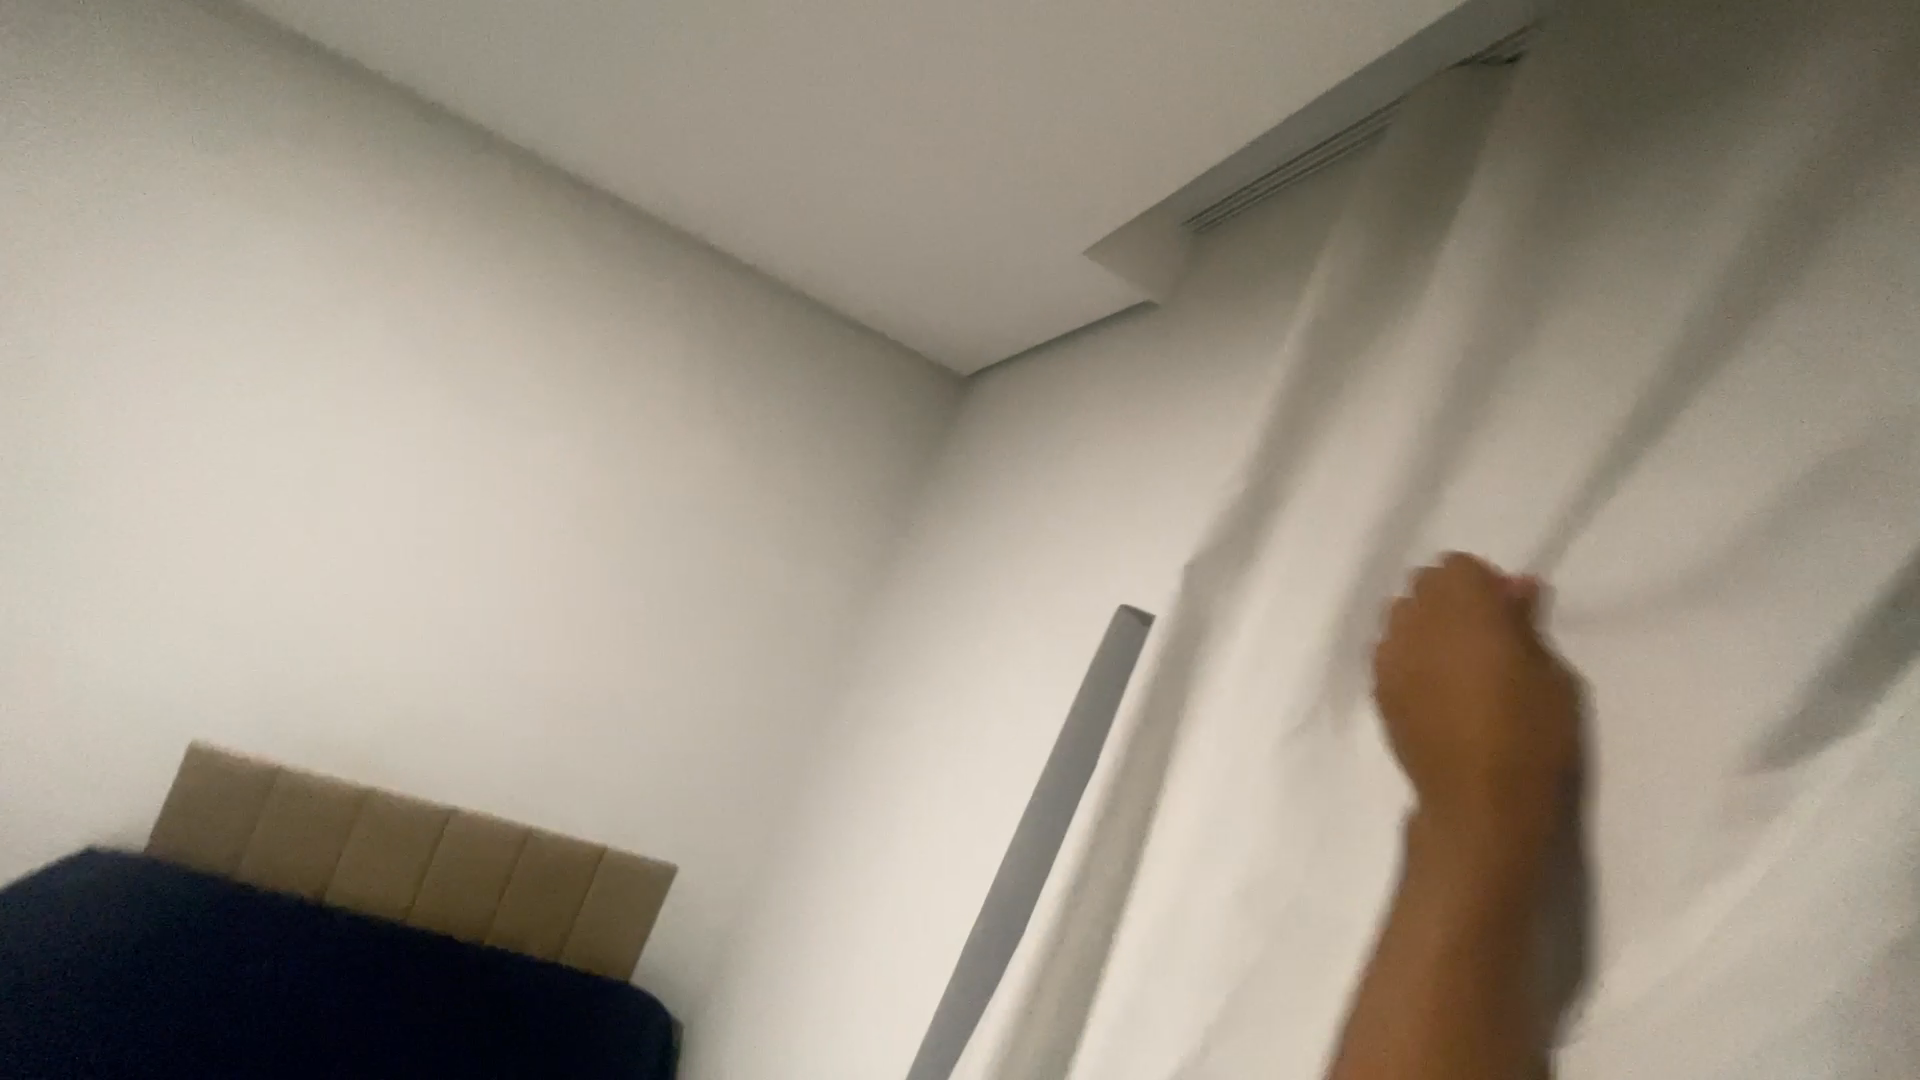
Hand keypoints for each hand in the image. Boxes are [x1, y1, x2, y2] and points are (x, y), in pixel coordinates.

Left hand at [1372, 554, 1582, 876]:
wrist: (1478, 800)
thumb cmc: (1532, 737)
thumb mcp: (1551, 675)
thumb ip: (1523, 622)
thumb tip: (1514, 584)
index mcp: (1464, 613)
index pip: (1454, 566)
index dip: (1479, 582)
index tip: (1503, 607)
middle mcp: (1416, 624)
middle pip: (1421, 586)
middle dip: (1449, 598)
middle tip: (1482, 633)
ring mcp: (1388, 655)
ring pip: (1398, 614)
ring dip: (1423, 622)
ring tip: (1455, 660)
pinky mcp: (1376, 684)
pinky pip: (1386, 648)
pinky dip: (1406, 651)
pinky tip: (1431, 682)